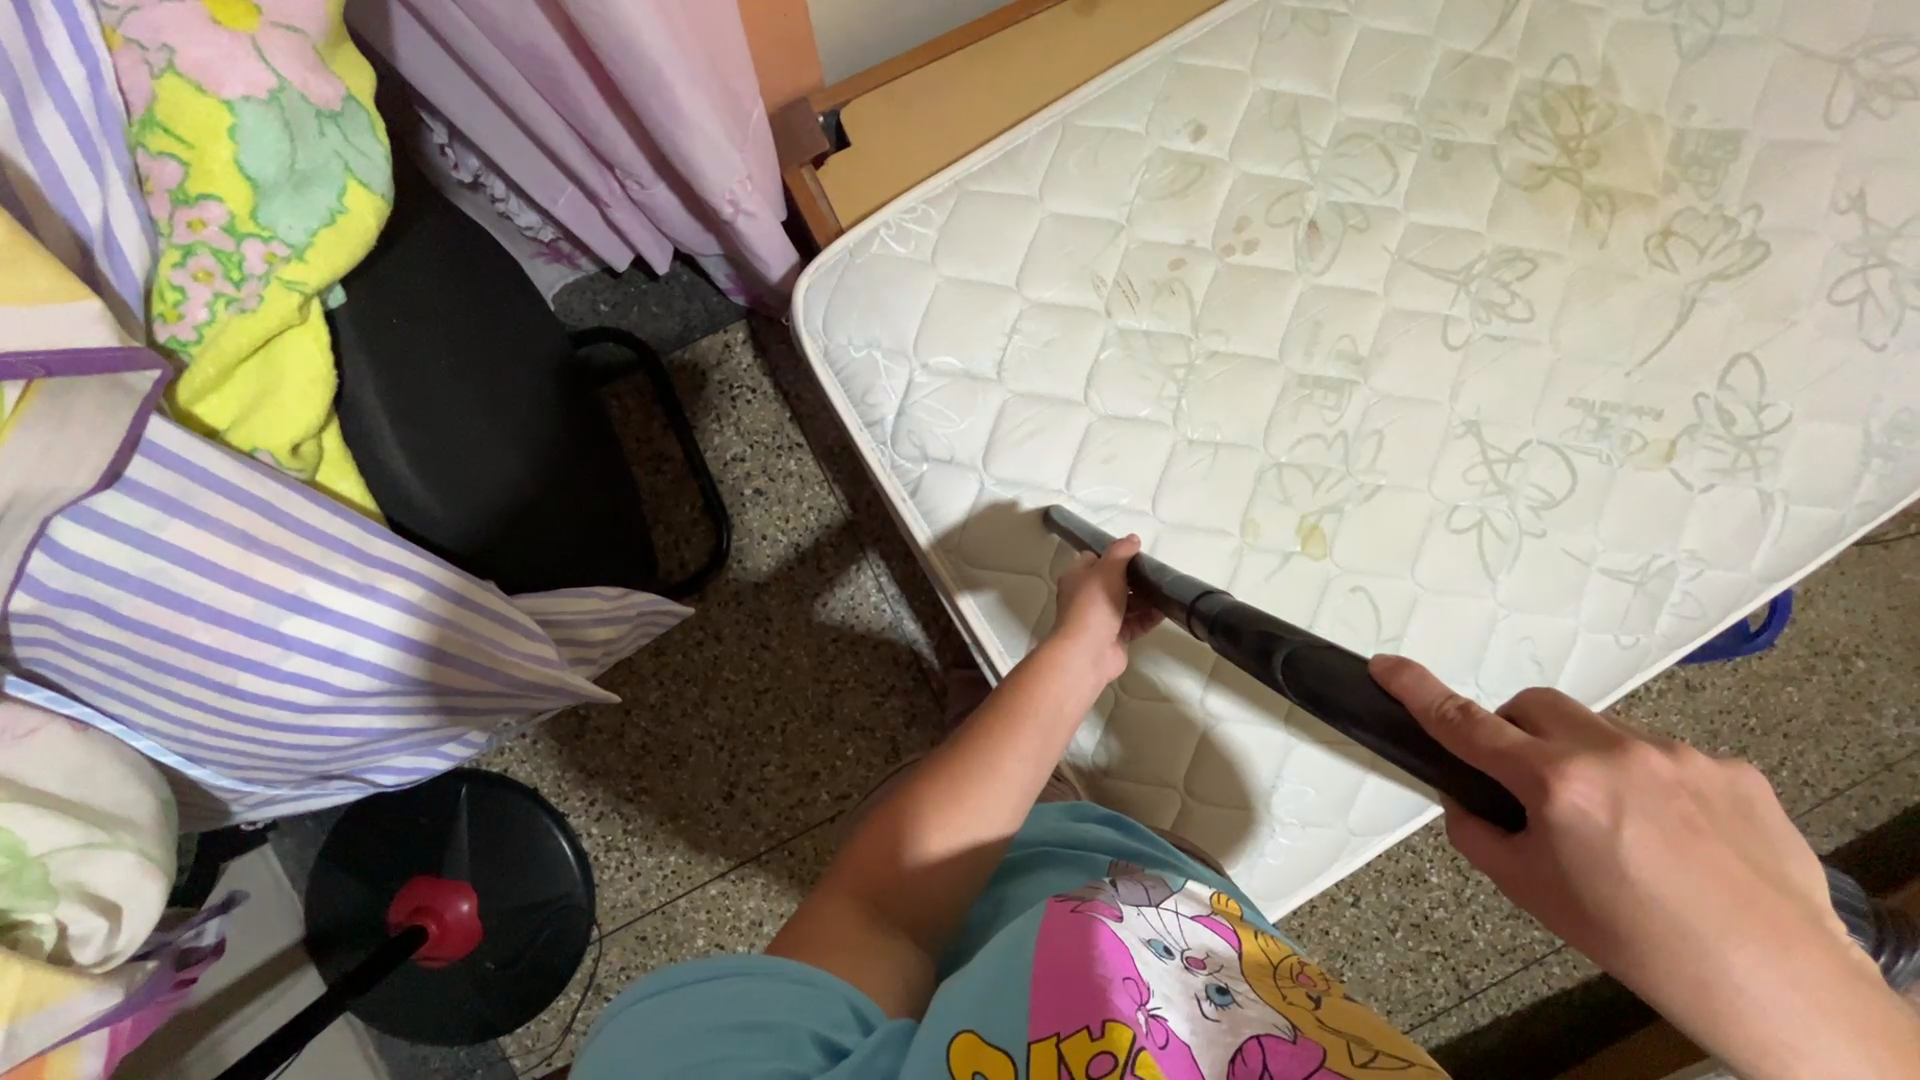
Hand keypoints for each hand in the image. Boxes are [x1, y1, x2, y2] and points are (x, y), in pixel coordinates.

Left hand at [1049, 535, 1162, 683]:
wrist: (1087, 652)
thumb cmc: (1093, 605)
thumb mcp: (1106, 570)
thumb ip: (1121, 552)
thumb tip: (1133, 538)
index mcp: (1077, 578)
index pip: (1095, 560)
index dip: (1114, 555)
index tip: (1136, 553)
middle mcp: (1086, 597)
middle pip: (1114, 582)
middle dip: (1135, 578)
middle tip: (1156, 572)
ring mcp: (1100, 619)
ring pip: (1126, 604)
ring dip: (1145, 598)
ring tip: (1165, 591)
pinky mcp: (1114, 637)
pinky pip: (1134, 623)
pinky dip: (1148, 618)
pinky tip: (1165, 611)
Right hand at [1369, 655, 1919, 1079]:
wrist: (1778, 984)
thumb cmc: (1633, 940)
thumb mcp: (1528, 890)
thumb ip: (1478, 831)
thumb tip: (1468, 799)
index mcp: (1557, 784)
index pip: (1465, 723)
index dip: (1417, 690)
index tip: (1385, 665)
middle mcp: (1615, 752)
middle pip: (1534, 706)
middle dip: (1516, 733)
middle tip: (1528, 787)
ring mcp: (1681, 754)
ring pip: (1600, 730)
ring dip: (1586, 759)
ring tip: (1620, 828)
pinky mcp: (1733, 769)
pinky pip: (1665, 756)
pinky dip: (1649, 782)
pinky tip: (1676, 837)